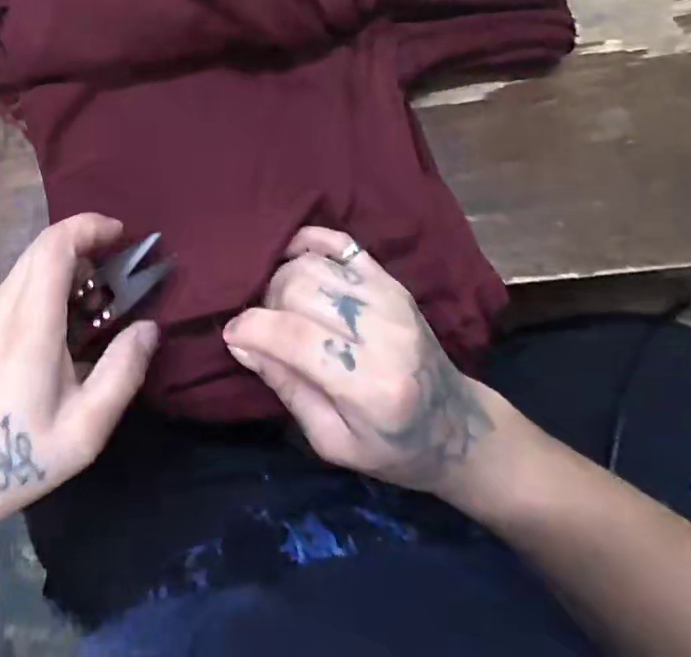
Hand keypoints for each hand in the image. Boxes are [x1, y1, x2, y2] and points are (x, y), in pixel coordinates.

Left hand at [0, 214, 158, 577]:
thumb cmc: (16, 461)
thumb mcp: (85, 429)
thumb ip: (123, 371)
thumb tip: (148, 327)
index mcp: (27, 322)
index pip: (55, 244)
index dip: (89, 226)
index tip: (119, 234)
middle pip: (39, 254)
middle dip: (80, 255)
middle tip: (109, 291)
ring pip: (20, 278)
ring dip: (55, 284)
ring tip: (76, 332)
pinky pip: (1, 300)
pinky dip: (30, 304)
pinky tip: (34, 354)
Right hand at [223, 226, 494, 497]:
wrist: (458, 429)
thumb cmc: (392, 448)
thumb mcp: (331, 441)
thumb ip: (285, 387)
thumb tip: (239, 342)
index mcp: (372, 386)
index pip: (293, 336)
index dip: (250, 329)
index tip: (232, 335)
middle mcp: (385, 334)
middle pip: (298, 289)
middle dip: (265, 304)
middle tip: (264, 328)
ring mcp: (392, 301)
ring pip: (312, 263)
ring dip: (282, 279)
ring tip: (282, 307)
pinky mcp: (393, 283)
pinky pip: (341, 243)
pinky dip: (308, 243)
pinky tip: (293, 259)